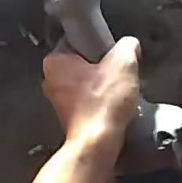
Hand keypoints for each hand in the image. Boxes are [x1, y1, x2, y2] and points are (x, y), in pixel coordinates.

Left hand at [43, 37, 141, 152]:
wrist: (98, 143)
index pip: (77, 39)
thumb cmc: (104, 103)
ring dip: (105, 85)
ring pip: (88, 83)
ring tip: (120, 90)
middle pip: (84, 63)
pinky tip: (116, 106)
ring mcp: (60, 102)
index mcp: (55, 62)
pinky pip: (90, 102)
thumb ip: (128, 46)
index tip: (111, 50)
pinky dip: (103, 103)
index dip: (98, 42)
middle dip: (103, 66)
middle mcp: (51, 81)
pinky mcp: (71, 118)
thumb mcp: (124, 63)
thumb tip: (130, 46)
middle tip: (119, 71)